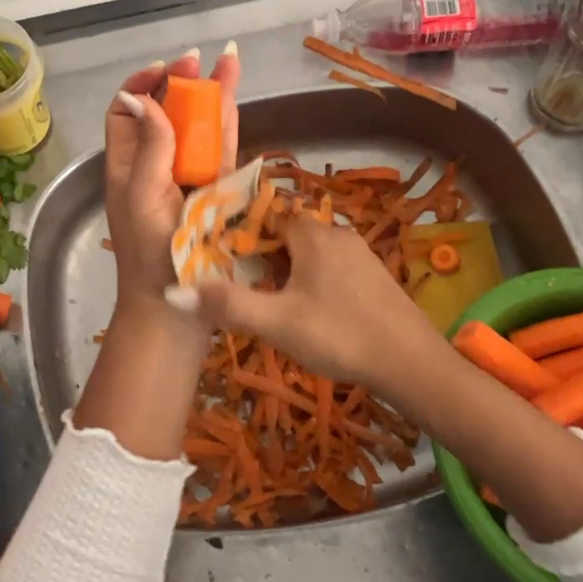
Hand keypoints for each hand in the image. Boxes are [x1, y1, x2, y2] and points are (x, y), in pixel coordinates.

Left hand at [102, 44, 240, 300]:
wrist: (175, 309)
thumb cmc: (150, 254)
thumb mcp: (143, 196)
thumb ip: (150, 147)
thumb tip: (140, 97)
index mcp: (128, 166)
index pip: (126, 114)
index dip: (141, 87)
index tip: (165, 69)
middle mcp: (156, 168)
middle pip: (169, 116)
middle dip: (185, 84)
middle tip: (205, 58)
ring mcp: (187, 180)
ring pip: (199, 129)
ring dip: (213, 98)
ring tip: (230, 64)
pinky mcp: (215, 195)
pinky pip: (222, 154)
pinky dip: (228, 128)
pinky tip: (236, 104)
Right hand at [181, 216, 435, 386]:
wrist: (412, 364)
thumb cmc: (340, 336)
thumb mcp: (277, 322)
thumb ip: (226, 305)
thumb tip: (171, 291)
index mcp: (312, 234)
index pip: (266, 217)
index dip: (242, 237)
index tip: (223, 263)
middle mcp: (337, 234)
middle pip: (287, 236)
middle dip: (264, 260)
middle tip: (247, 293)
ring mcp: (361, 256)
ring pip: (310, 254)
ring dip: (288, 274)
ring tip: (274, 308)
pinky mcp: (375, 278)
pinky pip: (332, 270)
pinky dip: (313, 284)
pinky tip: (312, 317)